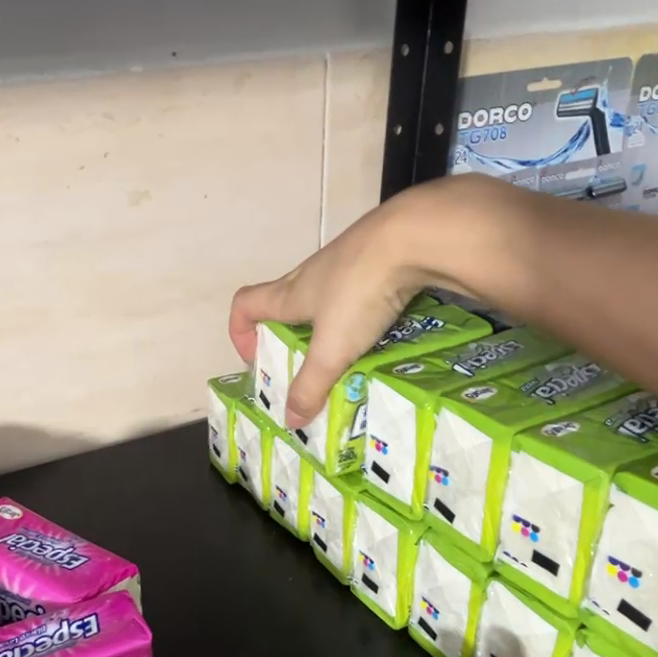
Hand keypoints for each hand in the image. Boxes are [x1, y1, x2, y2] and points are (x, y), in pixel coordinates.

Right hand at [228, 176, 530, 428]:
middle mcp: (313, 274)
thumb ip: (311, 386)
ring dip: (329, 325)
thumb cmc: (360, 292)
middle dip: (288, 335)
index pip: (245, 305)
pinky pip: (362, 288)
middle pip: (284, 302)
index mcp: (290, 294)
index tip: (258, 360)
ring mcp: (348, 260)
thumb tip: (290, 421)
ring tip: (350, 355)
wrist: (417, 235)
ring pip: (327, 296)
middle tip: (306, 366)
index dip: (241, 333)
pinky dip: (366, 311)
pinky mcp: (381, 255)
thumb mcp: (332, 349)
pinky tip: (386, 331)